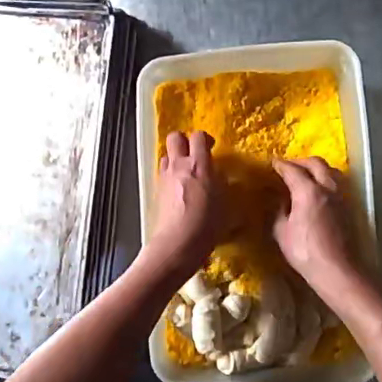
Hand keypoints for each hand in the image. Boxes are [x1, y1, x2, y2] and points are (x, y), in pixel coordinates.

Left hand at [144, 131, 222, 274]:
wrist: (178, 244)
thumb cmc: (207, 225)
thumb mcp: (225, 203)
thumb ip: (221, 184)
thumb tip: (217, 177)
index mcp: (200, 165)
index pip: (199, 137)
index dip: (205, 139)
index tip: (211, 148)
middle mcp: (179, 166)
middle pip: (175, 137)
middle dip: (184, 141)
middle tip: (194, 154)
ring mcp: (165, 178)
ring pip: (166, 155)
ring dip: (175, 159)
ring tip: (185, 173)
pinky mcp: (156, 192)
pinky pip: (162, 174)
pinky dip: (170, 176)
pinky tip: (178, 191)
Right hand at [271, 157, 359, 290]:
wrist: (337, 269)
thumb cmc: (305, 252)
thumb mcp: (281, 232)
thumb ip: (279, 211)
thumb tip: (281, 201)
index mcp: (309, 191)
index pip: (292, 170)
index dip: (280, 165)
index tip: (272, 163)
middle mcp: (328, 187)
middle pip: (316, 163)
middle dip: (300, 161)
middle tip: (288, 167)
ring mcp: (342, 196)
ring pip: (330, 171)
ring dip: (316, 168)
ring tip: (305, 176)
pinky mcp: (349, 206)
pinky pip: (337, 183)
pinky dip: (325, 180)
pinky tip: (318, 191)